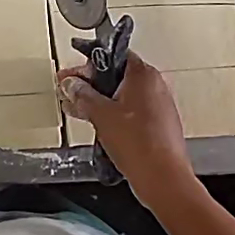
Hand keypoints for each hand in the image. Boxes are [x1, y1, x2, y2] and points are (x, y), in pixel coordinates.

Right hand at [56, 52, 196, 205]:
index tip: (72, 75)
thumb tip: (71, 84)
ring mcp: (158, 106)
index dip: (89, 65)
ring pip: (123, 96)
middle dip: (90, 85)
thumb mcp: (101, 115)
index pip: (113, 56)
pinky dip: (114, 115)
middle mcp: (155, 85)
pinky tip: (97, 126)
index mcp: (143, 74)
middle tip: (70, 93)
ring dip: (100, 101)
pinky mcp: (158, 125)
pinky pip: (131, 112)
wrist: (163, 178)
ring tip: (78, 111)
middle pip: (117, 76)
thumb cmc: (138, 143)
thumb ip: (83, 95)